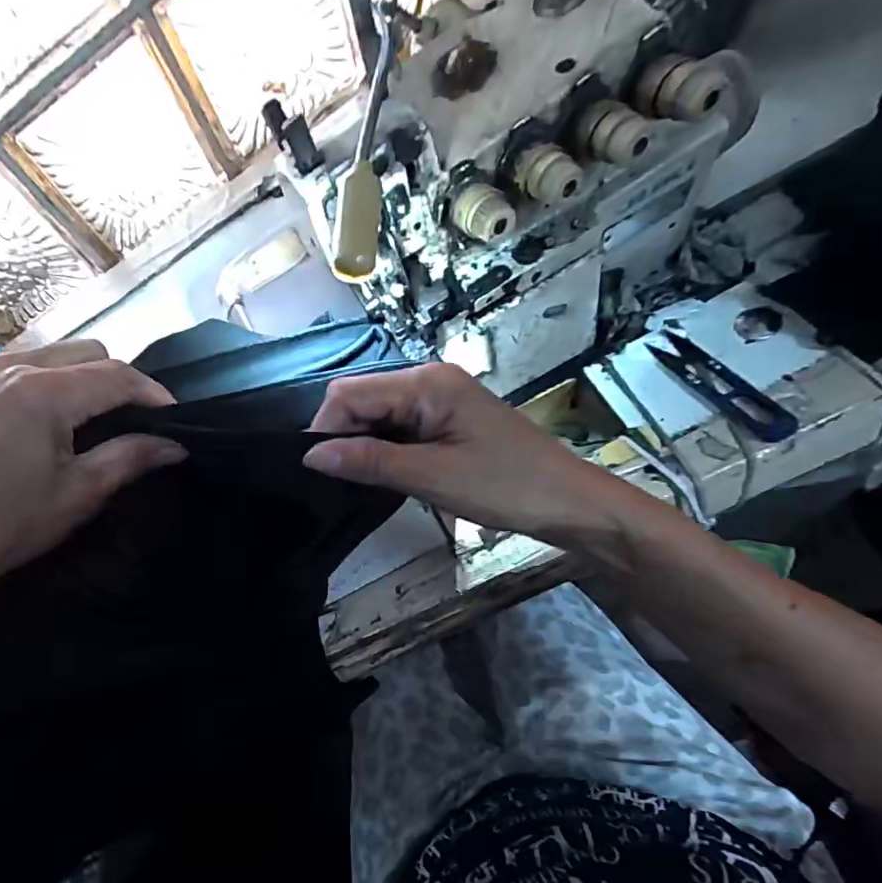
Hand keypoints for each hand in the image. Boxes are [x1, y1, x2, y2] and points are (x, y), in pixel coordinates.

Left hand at [0, 340, 184, 613]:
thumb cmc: (2, 527)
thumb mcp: (76, 496)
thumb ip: (129, 459)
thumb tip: (175, 445)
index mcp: (41, 392)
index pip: (116, 375)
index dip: (154, 394)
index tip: (175, 420)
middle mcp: (9, 366)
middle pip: (88, 352)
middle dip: (119, 382)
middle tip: (131, 424)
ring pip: (52, 354)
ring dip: (81, 378)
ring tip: (90, 421)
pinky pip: (18, 364)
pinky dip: (45, 381)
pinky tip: (45, 419)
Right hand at [303, 363, 650, 546]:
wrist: (570, 503)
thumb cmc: (506, 487)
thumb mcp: (431, 477)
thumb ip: (369, 462)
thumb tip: (311, 456)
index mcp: (425, 383)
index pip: (348, 394)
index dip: (325, 429)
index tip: (318, 471)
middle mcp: (428, 379)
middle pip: (359, 398)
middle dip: (341, 436)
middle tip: (341, 480)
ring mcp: (438, 397)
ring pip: (375, 413)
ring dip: (361, 443)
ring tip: (359, 480)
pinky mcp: (444, 417)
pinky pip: (396, 424)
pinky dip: (382, 447)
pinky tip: (382, 472)